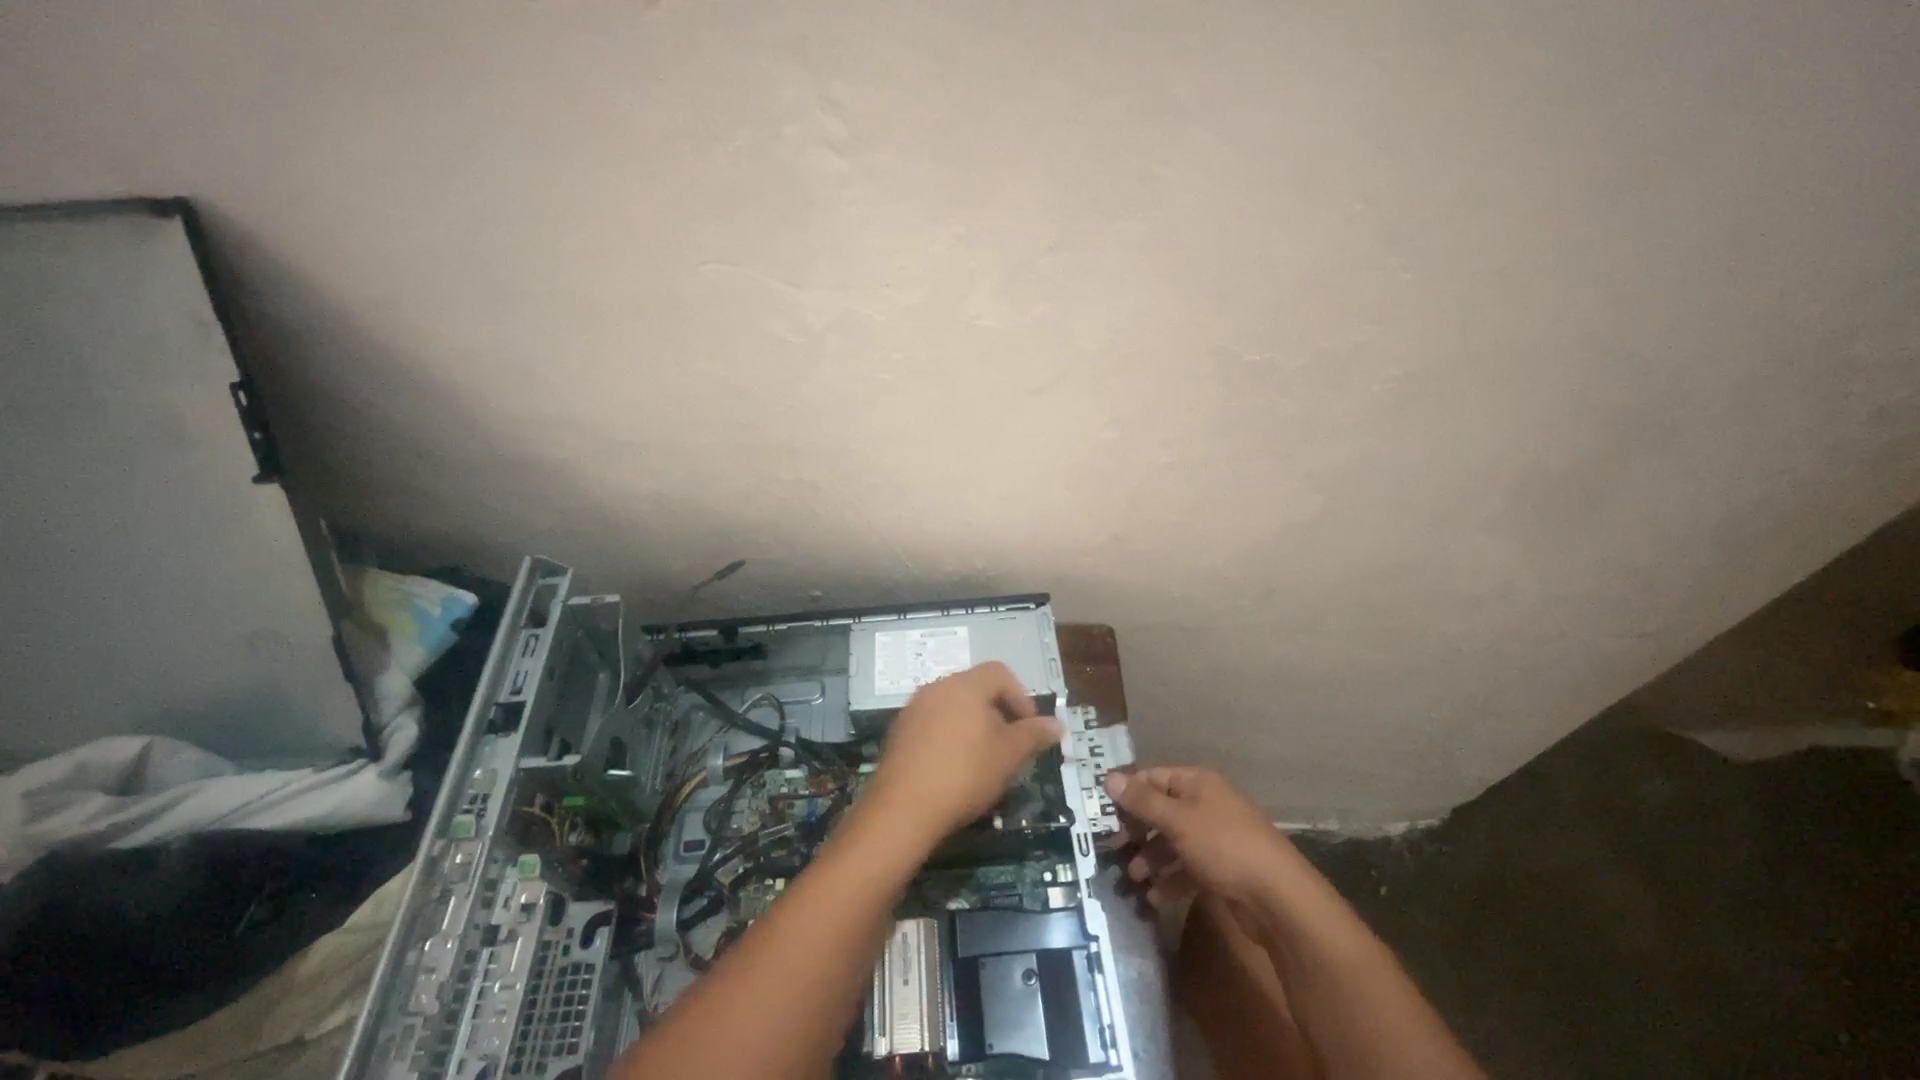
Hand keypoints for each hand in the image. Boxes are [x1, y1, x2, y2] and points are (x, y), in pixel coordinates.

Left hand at [862, 662, 1061, 844]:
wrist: (903, 809)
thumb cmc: (965, 774)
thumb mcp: (1009, 755)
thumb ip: (1034, 734)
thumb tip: (1056, 724)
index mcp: (964, 685)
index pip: (999, 672)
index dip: (1021, 697)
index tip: (1028, 728)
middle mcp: (935, 688)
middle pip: (975, 689)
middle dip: (998, 714)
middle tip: (1009, 746)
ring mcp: (912, 710)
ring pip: (953, 708)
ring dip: (974, 727)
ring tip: (984, 761)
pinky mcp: (898, 733)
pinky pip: (932, 725)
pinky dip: (949, 738)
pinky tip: (954, 770)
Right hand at [1105, 766, 1301, 915]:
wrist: (1277, 897)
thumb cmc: (1224, 846)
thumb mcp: (1178, 820)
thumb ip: (1142, 801)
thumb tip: (1108, 777)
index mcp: (1198, 784)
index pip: (1154, 777)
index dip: (1128, 792)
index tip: (1101, 812)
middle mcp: (1206, 805)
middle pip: (1162, 811)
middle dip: (1137, 830)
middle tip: (1113, 847)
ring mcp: (1215, 839)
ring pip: (1172, 842)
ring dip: (1151, 858)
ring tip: (1134, 877)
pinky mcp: (1220, 869)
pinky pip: (1187, 869)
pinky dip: (1170, 880)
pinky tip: (1155, 896)